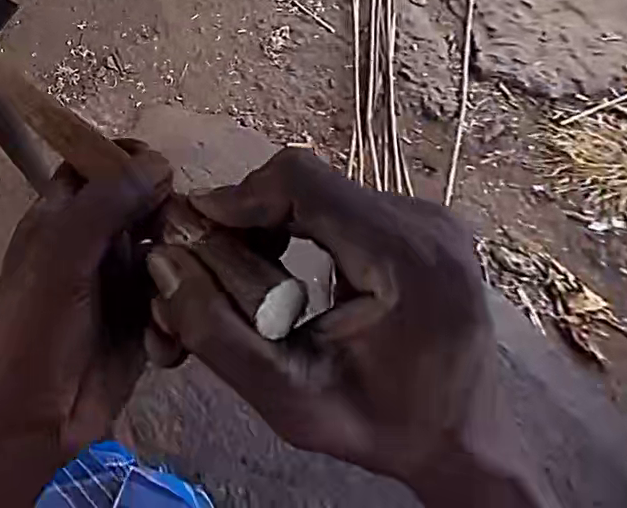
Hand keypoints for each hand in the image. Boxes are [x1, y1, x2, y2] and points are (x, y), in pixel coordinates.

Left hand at [0, 149, 170, 451]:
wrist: (31, 414)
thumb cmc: (34, 321)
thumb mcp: (62, 252)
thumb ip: (104, 205)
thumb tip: (155, 161)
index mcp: (60, 215)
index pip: (92, 167)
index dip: (123, 159)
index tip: (164, 168)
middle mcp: (90, 242)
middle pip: (138, 208)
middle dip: (165, 216)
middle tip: (184, 234)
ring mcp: (117, 284)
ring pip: (163, 255)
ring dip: (177, 270)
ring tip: (176, 292)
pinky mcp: (141, 326)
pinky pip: (172, 304)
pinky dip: (174, 316)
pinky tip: (164, 340)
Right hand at [148, 149, 554, 507]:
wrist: (466, 447)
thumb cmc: (380, 429)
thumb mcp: (289, 403)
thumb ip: (215, 332)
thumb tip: (159, 258)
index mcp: (409, 260)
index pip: (299, 180)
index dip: (235, 195)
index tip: (193, 230)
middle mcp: (421, 222)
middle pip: (295, 180)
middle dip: (238, 216)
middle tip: (205, 260)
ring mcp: (420, 215)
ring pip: (302, 185)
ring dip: (255, 220)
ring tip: (234, 266)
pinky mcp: (409, 218)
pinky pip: (322, 196)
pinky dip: (280, 220)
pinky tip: (270, 261)